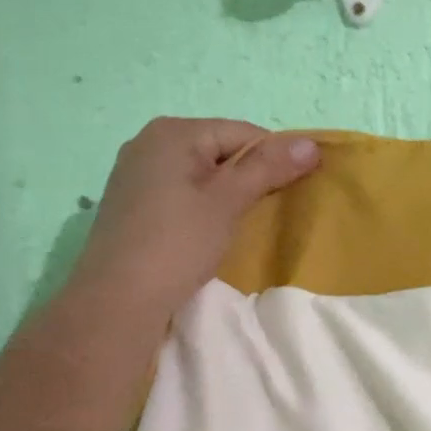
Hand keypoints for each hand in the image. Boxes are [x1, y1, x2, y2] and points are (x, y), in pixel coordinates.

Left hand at [67, 117, 319, 317]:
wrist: (119, 298)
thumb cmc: (177, 243)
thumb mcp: (228, 202)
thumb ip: (269, 169)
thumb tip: (312, 144)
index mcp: (173, 132)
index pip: (243, 132)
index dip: (276, 159)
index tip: (297, 191)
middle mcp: (150, 142)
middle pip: (221, 150)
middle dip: (252, 177)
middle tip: (273, 212)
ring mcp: (137, 173)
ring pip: (202, 174)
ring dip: (229, 195)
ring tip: (245, 225)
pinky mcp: (134, 203)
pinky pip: (182, 192)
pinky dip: (205, 207)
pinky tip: (212, 233)